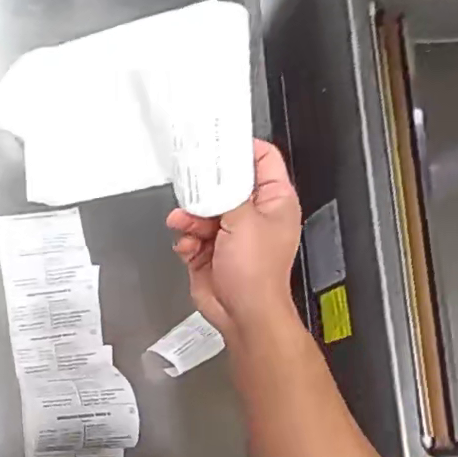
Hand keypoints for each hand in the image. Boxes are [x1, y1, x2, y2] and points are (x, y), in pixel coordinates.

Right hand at [165, 139, 302, 340]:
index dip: (242, 150)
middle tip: (191, 187)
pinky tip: (188, 247)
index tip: (220, 144)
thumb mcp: (245, 221)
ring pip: (203, 213)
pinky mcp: (209, 255)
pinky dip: (186, 241)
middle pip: (225, 187)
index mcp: (274, 202)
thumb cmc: (257, 274)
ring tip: (183, 222)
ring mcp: (230, 236)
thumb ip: (229, 192)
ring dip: (190, 219)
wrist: (241, 312)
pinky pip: (191, 238)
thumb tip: (216, 174)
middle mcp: (252, 217)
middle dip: (205, 191)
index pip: (262, 161)